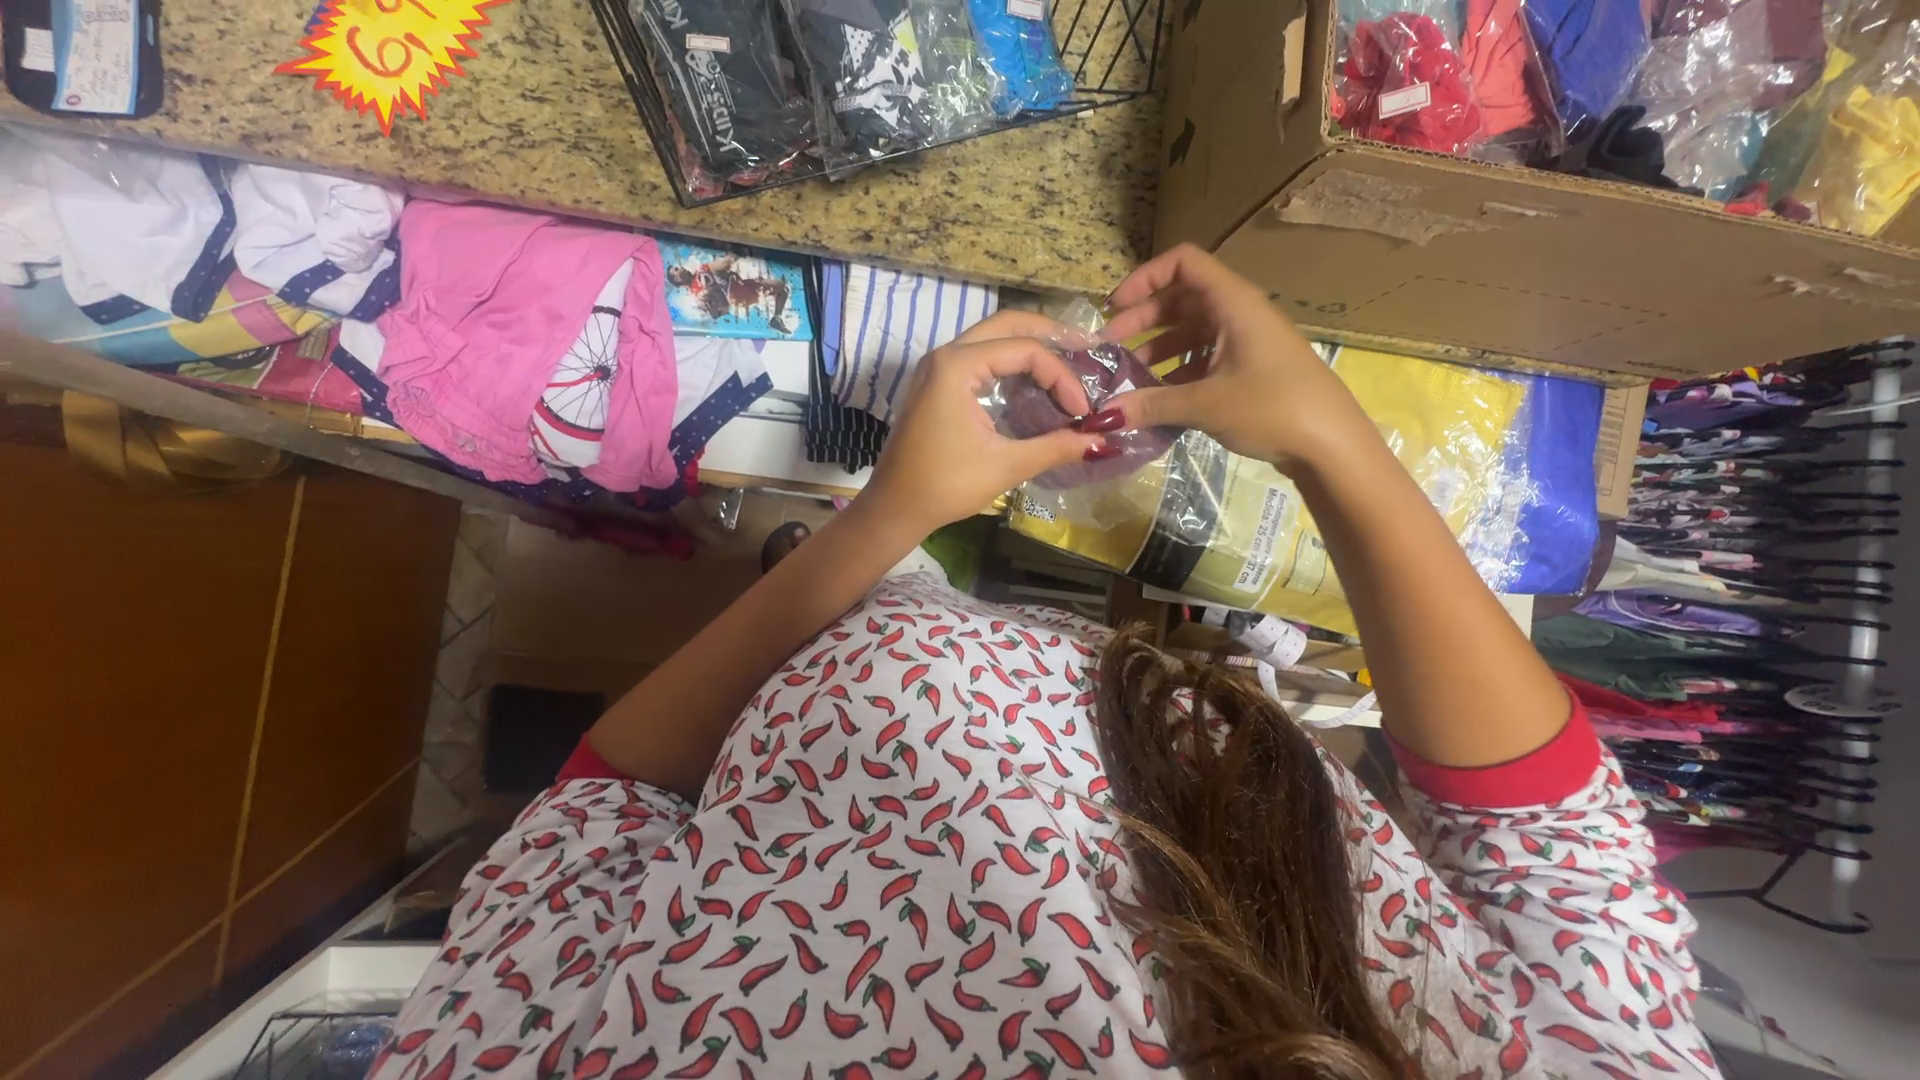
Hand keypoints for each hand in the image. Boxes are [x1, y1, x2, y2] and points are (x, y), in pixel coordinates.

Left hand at [858, 311, 1109, 535]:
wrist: (894, 508)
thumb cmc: (944, 486)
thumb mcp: (1005, 465)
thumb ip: (1055, 447)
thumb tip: (1101, 441)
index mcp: (957, 366)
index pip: (1025, 350)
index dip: (1061, 376)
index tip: (1082, 411)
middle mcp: (945, 355)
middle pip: (1007, 326)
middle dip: (1050, 336)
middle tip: (1087, 349)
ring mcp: (937, 367)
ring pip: (992, 339)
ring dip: (1029, 348)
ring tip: (1067, 363)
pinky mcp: (936, 384)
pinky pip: (979, 358)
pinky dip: (1009, 364)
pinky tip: (1035, 383)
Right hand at [1097, 244, 1373, 475]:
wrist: (1331, 445)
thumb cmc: (1272, 408)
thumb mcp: (1206, 405)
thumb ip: (1152, 404)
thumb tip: (1105, 415)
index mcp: (1233, 303)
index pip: (1183, 264)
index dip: (1144, 278)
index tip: (1114, 308)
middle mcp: (1239, 314)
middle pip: (1182, 298)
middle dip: (1142, 320)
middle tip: (1111, 349)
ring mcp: (1247, 342)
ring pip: (1191, 331)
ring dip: (1158, 349)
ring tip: (1131, 378)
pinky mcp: (1251, 369)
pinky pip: (1205, 357)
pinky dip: (1179, 371)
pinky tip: (1160, 398)